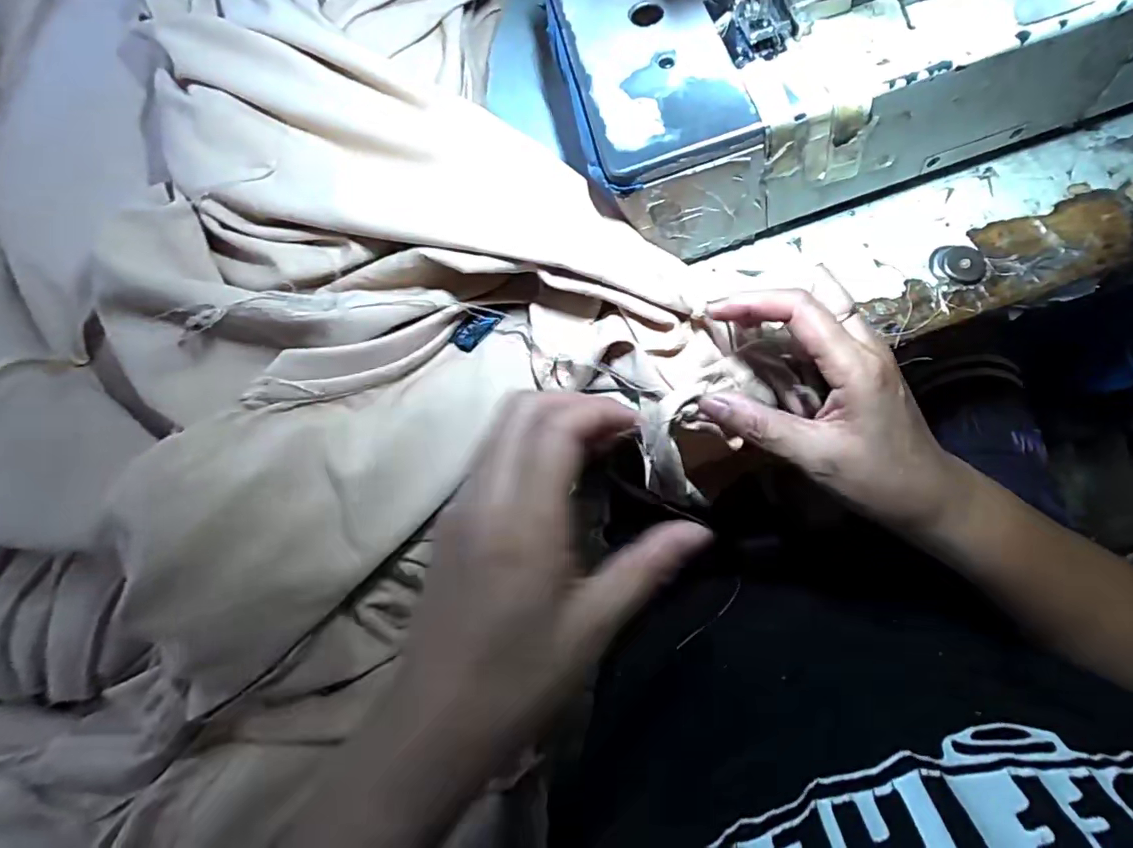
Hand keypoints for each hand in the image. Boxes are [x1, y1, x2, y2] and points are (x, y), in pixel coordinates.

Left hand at [290, 394, 711, 847]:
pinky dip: (529, 439)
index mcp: (522, 519)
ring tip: (597, 444)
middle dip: (577, 402)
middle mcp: (483, 497)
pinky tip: (561, 476)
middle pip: (523, 407)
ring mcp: (460, 505)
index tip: (640, 427)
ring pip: (501, 424)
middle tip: (621, 429)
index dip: (602, 411)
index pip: (556, 425)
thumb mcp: (595, 625)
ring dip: (551, 416)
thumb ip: (649, 565)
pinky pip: (491, 451)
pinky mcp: (451, 520)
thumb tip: (703, 530)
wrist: (429, 729)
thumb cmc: (518, 680)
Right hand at [698, 289, 974, 538]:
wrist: (930, 495)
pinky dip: (794, 339)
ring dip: (781, 317)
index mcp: (856, 362)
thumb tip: (708, 402)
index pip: (801, 307)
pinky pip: (827, 336)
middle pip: (817, 293)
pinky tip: (772, 361)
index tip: (715, 309)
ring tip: (740, 334)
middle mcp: (867, 345)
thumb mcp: (815, 456)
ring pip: (823, 310)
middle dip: (767, 298)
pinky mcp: (866, 366)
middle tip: (728, 315)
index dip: (754, 300)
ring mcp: (870, 353)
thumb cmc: (879, 480)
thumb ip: (760, 426)